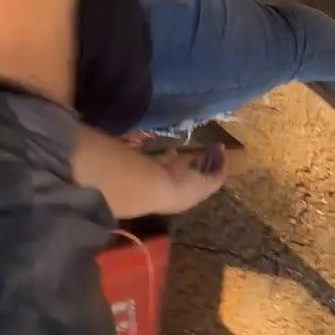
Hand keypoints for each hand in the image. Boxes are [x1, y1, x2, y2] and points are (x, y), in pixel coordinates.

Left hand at [72, 125, 242, 218]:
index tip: (173, 151)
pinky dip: (221, 162)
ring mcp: (194, 189)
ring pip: (206, 174)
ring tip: (217, 148)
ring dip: (211, 161)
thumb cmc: (140, 178)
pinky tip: (221, 148)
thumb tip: (113, 144)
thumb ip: (125, 155)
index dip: (172, 163)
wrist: (154, 190)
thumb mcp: (130, 163)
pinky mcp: (207, 187)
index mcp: (159, 185)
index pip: (167, 175)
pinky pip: (218, 174)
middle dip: (197, 163)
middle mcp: (177, 188)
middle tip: (204, 150)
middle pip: (190, 175)